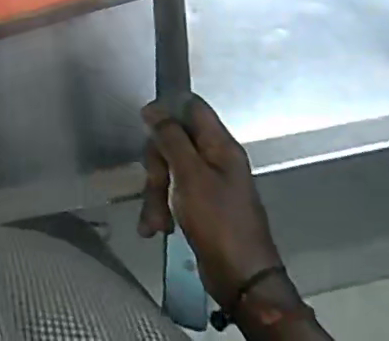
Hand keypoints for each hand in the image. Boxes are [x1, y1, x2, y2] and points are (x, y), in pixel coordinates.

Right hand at [138, 96, 283, 302]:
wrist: (242, 281)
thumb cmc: (218, 222)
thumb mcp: (190, 174)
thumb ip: (171, 138)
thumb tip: (153, 109)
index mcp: (221, 146)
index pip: (193, 106)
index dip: (168, 109)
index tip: (146, 124)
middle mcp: (216, 159)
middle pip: (175, 140)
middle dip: (157, 163)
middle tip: (154, 183)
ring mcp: (208, 183)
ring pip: (170, 169)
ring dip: (156, 193)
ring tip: (155, 220)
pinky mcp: (200, 205)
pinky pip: (173, 193)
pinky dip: (162, 208)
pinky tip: (156, 227)